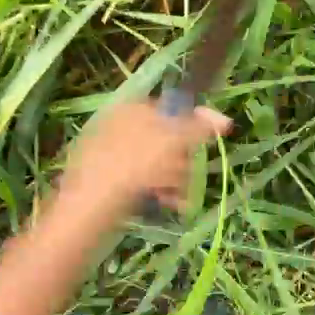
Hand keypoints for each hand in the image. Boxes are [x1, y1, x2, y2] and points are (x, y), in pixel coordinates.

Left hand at [57, 100, 231, 220]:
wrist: (90, 205)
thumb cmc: (134, 166)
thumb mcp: (173, 142)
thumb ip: (199, 127)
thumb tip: (224, 119)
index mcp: (132, 108)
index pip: (172, 108)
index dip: (194, 124)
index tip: (208, 142)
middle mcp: (120, 126)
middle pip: (167, 139)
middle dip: (183, 161)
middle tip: (186, 177)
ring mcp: (112, 154)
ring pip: (157, 163)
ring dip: (175, 181)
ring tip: (176, 198)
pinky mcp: (109, 180)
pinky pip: (143, 181)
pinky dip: (157, 192)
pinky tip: (164, 204)